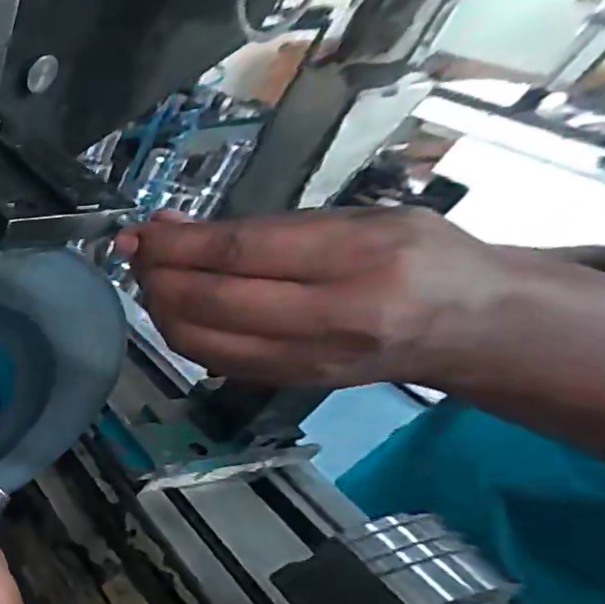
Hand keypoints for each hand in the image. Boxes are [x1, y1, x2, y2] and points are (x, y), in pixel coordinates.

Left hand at [115, 207, 513, 387]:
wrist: (469, 326)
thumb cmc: (415, 256)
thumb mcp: (352, 219)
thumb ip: (258, 227)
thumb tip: (169, 227)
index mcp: (358, 258)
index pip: (237, 253)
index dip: (174, 245)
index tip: (138, 233)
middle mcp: (333, 316)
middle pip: (209, 301)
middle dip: (156, 275)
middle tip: (135, 253)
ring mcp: (307, 360)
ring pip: (198, 339)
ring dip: (158, 307)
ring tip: (150, 277)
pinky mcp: (288, 384)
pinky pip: (210, 359)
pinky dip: (179, 331)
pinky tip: (174, 307)